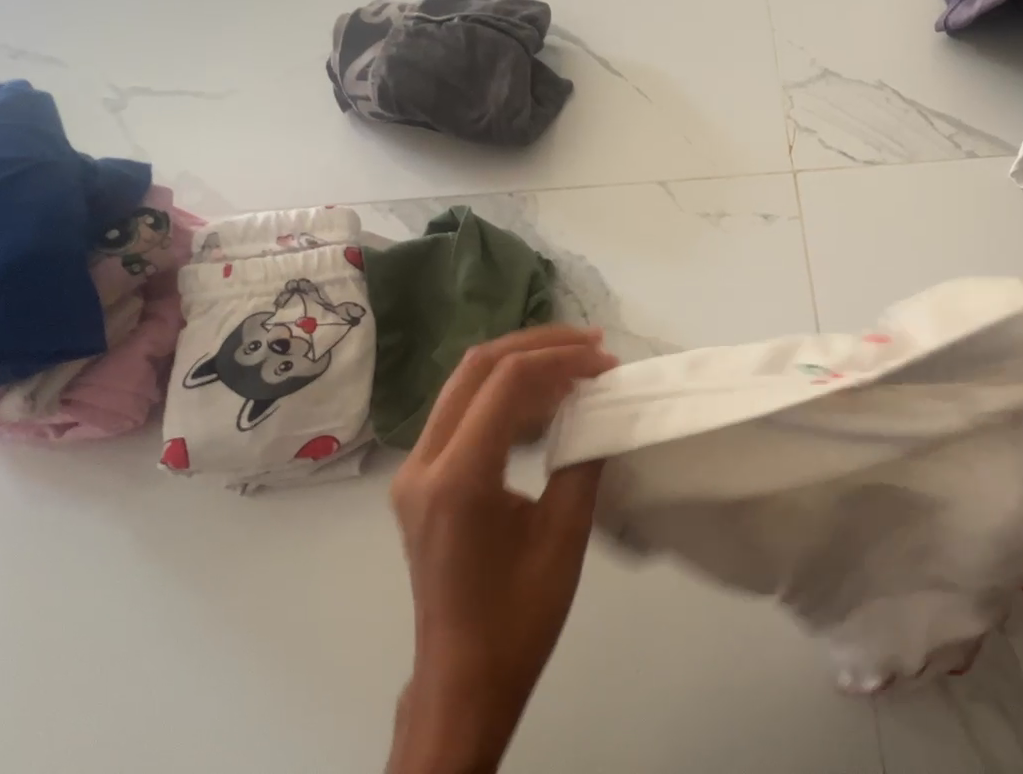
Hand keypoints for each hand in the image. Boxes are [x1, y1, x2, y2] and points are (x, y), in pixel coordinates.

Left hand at [387, 325, 617, 773]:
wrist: (464, 676)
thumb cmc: (519, 614)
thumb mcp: (564, 535)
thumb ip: (580, 463)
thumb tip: (598, 415)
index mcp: (458, 477)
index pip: (506, 383)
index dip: (561, 360)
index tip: (607, 364)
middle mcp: (423, 464)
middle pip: (476, 369)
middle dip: (537, 345)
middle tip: (591, 345)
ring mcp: (415, 473)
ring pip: (464, 387)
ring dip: (520, 367)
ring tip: (576, 368)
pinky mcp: (422, 484)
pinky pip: (461, 418)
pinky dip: (503, 398)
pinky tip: (545, 405)